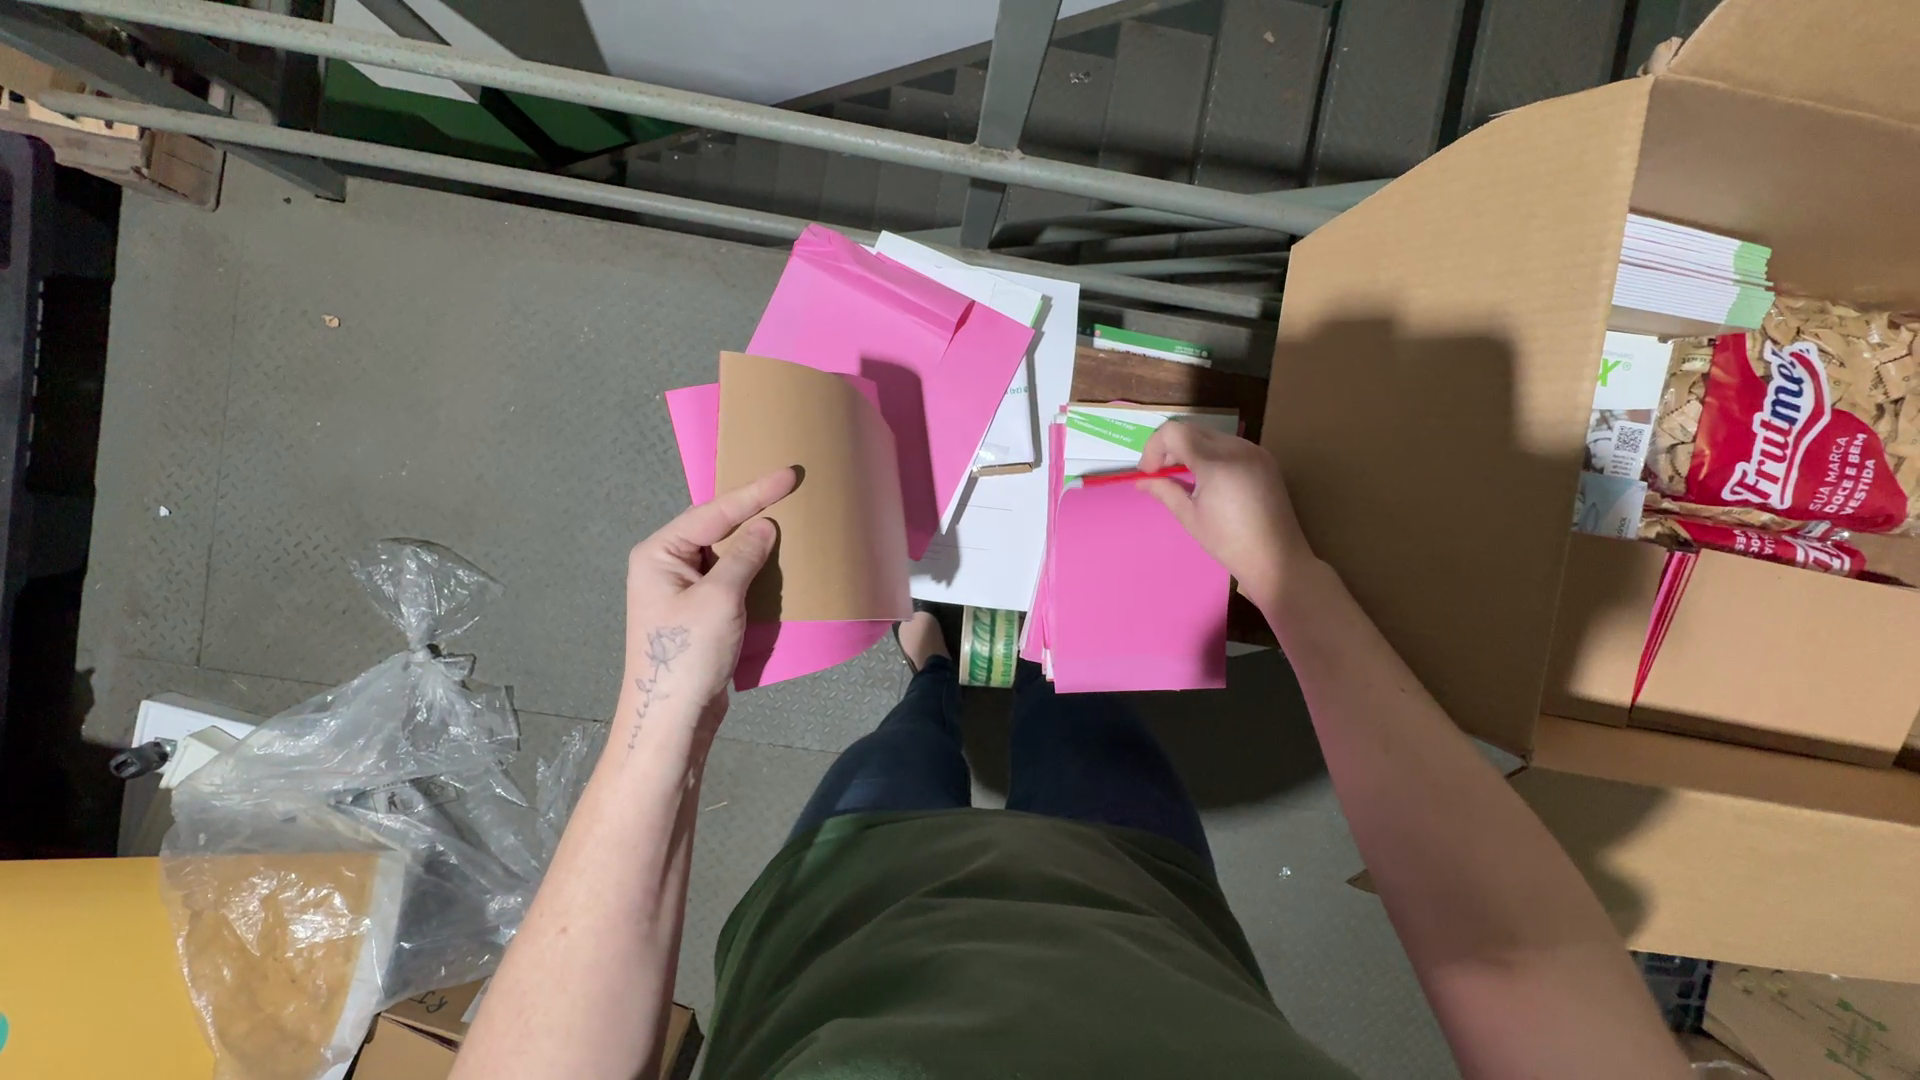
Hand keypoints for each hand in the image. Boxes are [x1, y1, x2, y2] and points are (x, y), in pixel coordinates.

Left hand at [619, 466, 796, 736]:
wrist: (672, 718)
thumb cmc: (687, 654)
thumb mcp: (719, 600)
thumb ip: (743, 557)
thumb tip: (765, 527)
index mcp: (659, 553)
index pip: (713, 511)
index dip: (754, 493)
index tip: (789, 474)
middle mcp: (665, 566)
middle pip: (715, 528)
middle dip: (752, 513)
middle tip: (790, 491)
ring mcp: (681, 591)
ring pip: (724, 555)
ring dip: (755, 544)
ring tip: (788, 523)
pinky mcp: (698, 614)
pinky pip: (729, 580)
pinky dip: (752, 571)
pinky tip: (775, 564)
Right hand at [1137, 421, 1313, 602]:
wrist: (1277, 558)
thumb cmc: (1228, 542)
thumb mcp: (1190, 516)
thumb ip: (1165, 490)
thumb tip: (1142, 481)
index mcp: (1216, 462)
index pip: (1174, 432)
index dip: (1154, 448)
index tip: (1149, 473)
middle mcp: (1236, 448)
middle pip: (1191, 429)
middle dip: (1169, 447)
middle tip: (1160, 473)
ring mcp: (1254, 450)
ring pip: (1210, 434)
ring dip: (1189, 448)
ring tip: (1182, 476)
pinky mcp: (1264, 458)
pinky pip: (1228, 444)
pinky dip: (1209, 453)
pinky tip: (1207, 478)